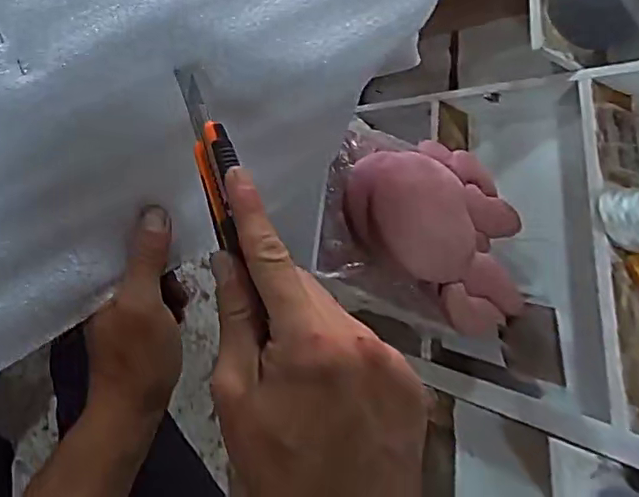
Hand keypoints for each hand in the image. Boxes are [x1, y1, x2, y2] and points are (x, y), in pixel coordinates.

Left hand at [83, 206, 184, 420]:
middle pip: (134, 254)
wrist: (131, 417)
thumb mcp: (147, 302)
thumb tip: (153, 211)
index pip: (116, 234)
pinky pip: (150, 296)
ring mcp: (114, 305)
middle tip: (180, 280)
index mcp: (97, 277)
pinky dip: (166, 301)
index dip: (140, 221)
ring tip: (181, 303)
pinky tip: (178, 314)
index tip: (166, 210)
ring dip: (167, 283)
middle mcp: (101, 286)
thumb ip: (147, 257)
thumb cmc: (138, 359)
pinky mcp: (128, 322)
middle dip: (161, 259)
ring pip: (146, 275)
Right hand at [211, 167, 428, 496]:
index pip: (270, 258)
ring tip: (292, 376)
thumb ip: (235, 319)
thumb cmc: (276, 471)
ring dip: (304, 322)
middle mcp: (358, 338)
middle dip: (273, 291)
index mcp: (308, 342)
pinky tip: (325, 390)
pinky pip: (357, 340)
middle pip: (300, 286)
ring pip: (329, 312)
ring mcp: (390, 359)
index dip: (250, 212)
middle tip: (254, 326)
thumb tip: (228, 261)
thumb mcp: (236, 397)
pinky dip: (334, 347)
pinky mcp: (410, 380)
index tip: (237, 172)